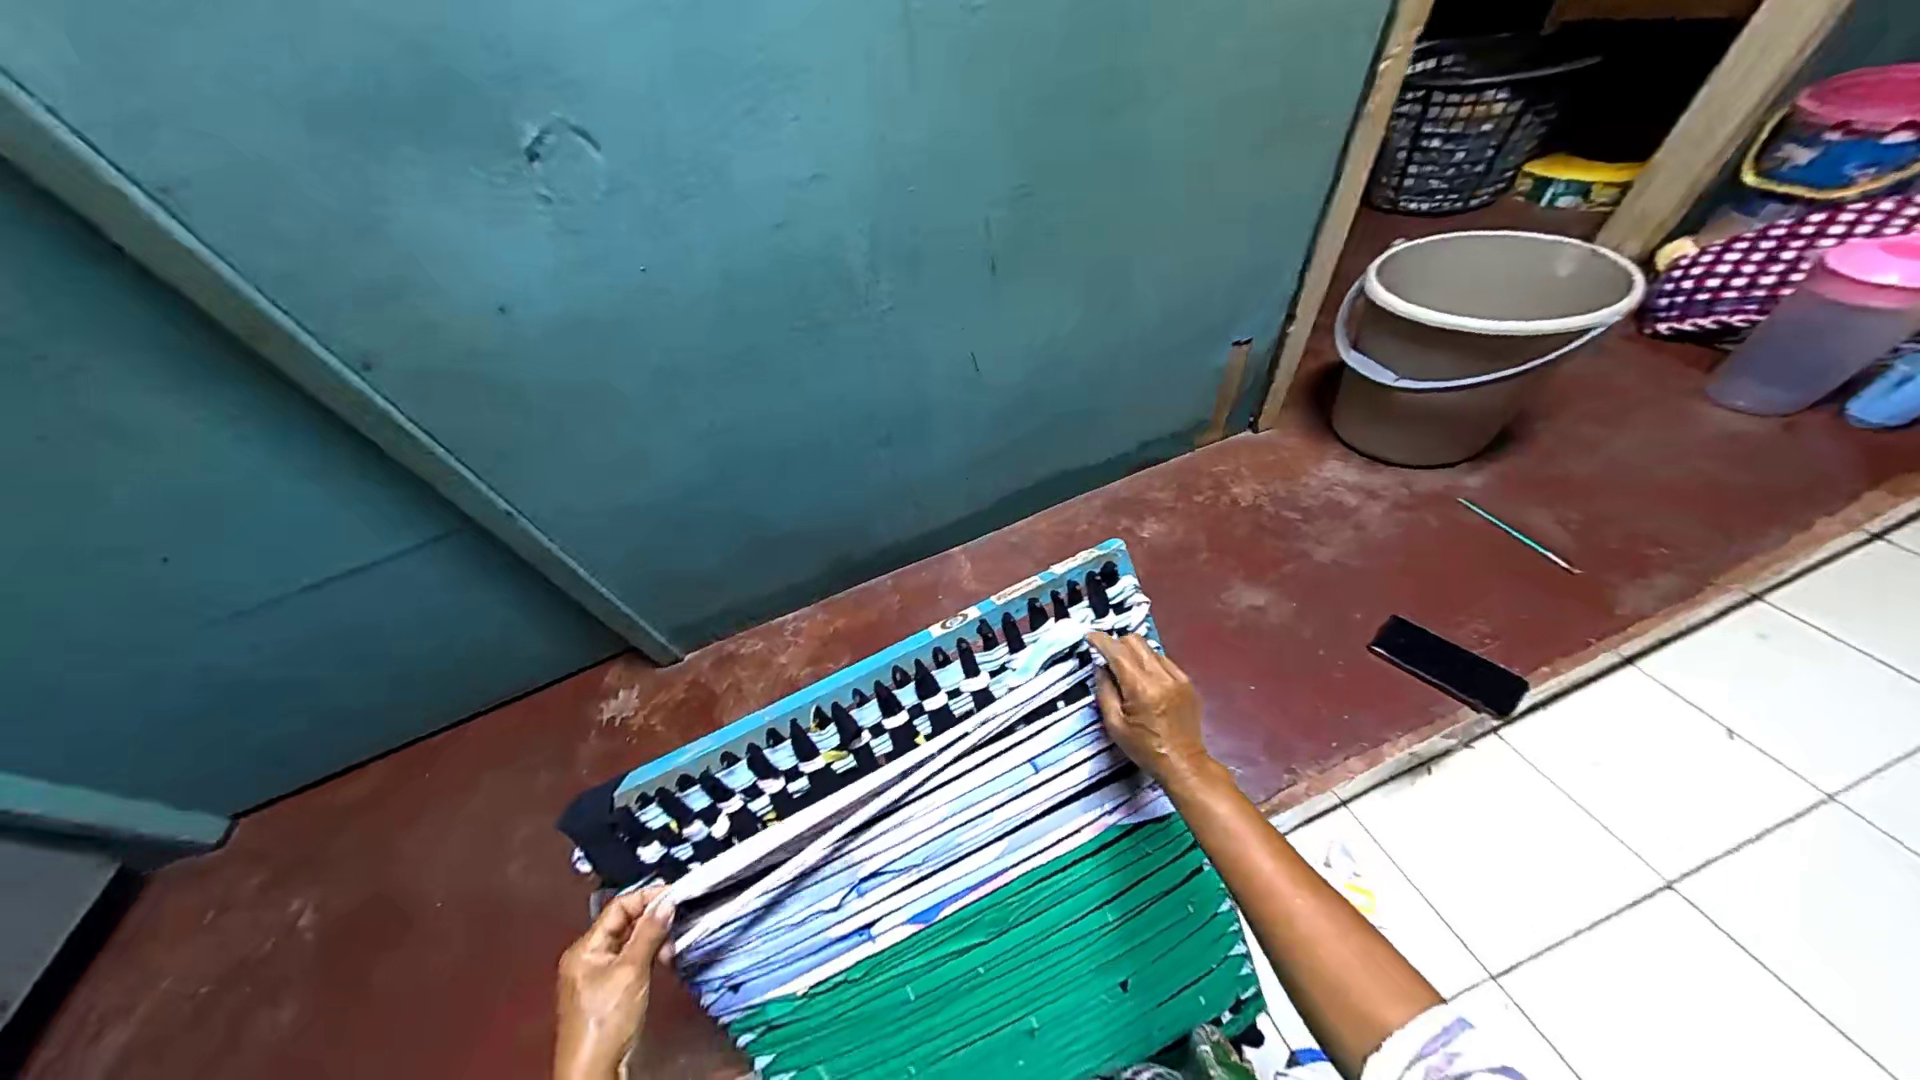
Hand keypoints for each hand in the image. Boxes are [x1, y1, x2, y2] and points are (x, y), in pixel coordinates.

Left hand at [555, 885, 675, 1079]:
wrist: (595, 1074)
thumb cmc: (605, 1023)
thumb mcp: (631, 971)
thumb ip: (649, 932)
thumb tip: (666, 902)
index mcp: (584, 949)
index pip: (619, 907)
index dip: (647, 897)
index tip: (673, 893)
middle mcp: (588, 958)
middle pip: (625, 923)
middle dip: (652, 919)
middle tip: (677, 918)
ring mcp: (599, 976)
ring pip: (631, 942)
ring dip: (654, 938)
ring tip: (672, 945)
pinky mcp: (611, 991)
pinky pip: (633, 960)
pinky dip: (650, 955)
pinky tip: (665, 959)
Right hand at [1086, 632, 1215, 790]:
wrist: (1184, 763)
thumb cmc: (1144, 748)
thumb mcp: (1114, 724)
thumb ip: (1105, 691)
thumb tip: (1100, 666)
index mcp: (1141, 688)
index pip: (1118, 652)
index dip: (1101, 640)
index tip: (1089, 636)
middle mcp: (1161, 677)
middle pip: (1135, 642)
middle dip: (1117, 644)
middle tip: (1106, 656)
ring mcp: (1178, 678)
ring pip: (1150, 648)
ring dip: (1134, 652)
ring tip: (1126, 669)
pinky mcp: (1187, 682)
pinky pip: (1164, 660)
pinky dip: (1150, 662)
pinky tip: (1145, 678)